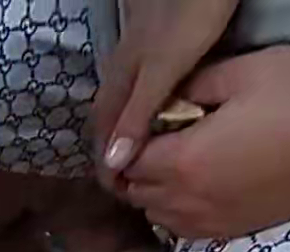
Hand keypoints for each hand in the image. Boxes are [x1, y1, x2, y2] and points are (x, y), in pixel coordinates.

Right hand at [93, 0, 239, 176]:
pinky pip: (142, 100)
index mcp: (115, 91)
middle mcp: (118, 82)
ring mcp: (135, 66)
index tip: (126, 195)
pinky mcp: (154, 53)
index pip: (102, 144)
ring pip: (124, 115)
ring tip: (148, 162)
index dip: (111, 173)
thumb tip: (113, 166)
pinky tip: (163, 123)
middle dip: (118, 161)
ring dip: (130, 141)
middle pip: (109, 131)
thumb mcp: (162, 72)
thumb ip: (137, 118)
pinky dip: (146, 120)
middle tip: (138, 184)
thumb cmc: (187, 14)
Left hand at [113, 46, 289, 237]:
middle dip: (138, 166)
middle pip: (135, 191)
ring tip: (180, 158)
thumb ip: (196, 85)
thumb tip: (169, 97)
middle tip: (162, 136)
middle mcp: (184, 203)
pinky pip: (179, 228)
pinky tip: (198, 184)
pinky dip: (175, 209)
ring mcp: (205, 223)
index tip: (151, 119)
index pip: (128, 161)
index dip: (133, 139)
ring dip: (154, 190)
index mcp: (182, 163)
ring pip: (154, 213)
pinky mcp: (227, 232)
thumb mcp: (250, 70)